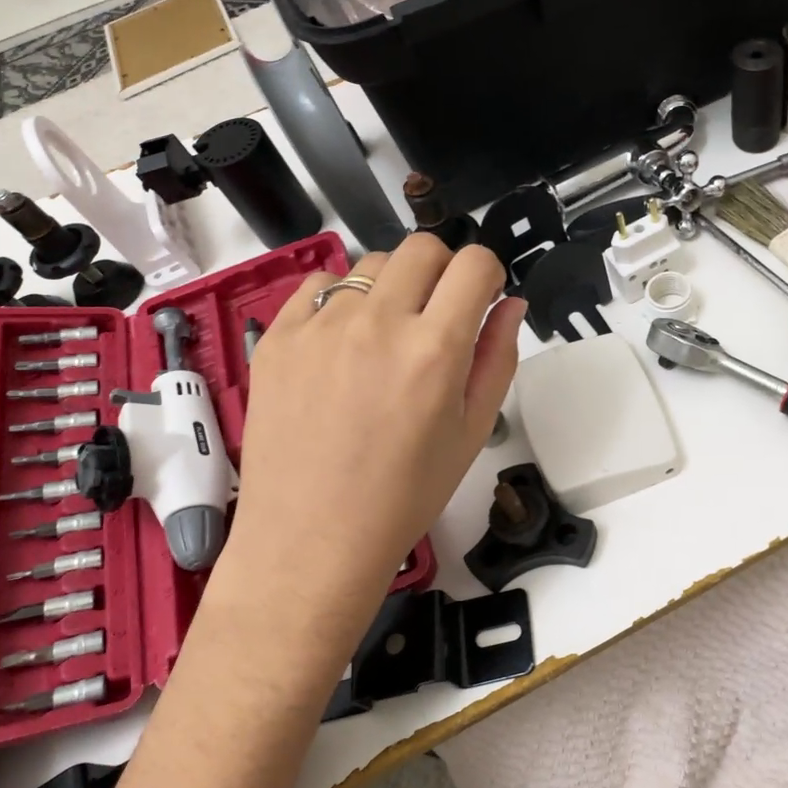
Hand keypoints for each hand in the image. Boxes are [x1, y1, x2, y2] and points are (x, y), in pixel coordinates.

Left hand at [229, 235, 524, 597]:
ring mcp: (321, 326)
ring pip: (371, 263)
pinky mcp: (278, 337)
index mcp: (435, 350)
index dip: (489, 274)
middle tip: (439, 313)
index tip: (482, 298)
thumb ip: (498, 358)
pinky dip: (341, 299)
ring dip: (393, 284)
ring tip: (388, 334)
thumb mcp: (472, 432)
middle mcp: (378, 323)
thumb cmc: (403, 496)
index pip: (475, 264)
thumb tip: (510, 304)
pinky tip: (344, 341)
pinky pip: (319, 285)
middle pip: (423, 248)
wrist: (312, 539)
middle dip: (444, 271)